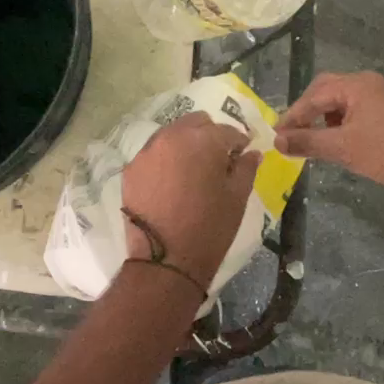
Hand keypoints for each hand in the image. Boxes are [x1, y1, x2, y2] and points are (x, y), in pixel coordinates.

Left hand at [122, 113, 259, 285]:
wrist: (166, 260)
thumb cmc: (210, 228)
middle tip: (216, 160)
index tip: (242, 155)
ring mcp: (148, 151)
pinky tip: (170, 182)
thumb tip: (252, 153)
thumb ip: (246, 168)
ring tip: (191, 170)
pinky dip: (165, 160)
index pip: (228, 131)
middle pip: (196, 122)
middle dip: (209, 135)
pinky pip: (153, 153)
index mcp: (204, 140)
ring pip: (171, 134)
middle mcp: (173, 136)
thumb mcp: (237, 197)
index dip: (238, 142)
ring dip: (185, 144)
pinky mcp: (131, 168)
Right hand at [276, 72, 383, 201]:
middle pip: (328, 89)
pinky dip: (345, 120)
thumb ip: (308, 142)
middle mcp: (370, 82)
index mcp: (356, 85)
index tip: (277, 133)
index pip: (314, 95)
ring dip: (327, 115)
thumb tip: (277, 140)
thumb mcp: (343, 149)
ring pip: (345, 99)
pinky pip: (360, 107)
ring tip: (317, 138)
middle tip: (293, 131)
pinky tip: (343, 139)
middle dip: (308, 110)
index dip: (293, 115)